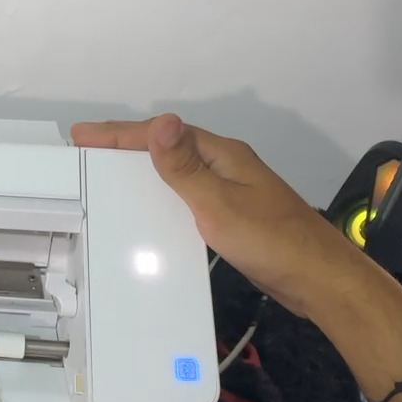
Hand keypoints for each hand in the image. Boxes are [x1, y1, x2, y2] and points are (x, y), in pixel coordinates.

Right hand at [71, 114, 387, 322]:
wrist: (319, 280)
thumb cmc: (270, 241)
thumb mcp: (218, 204)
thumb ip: (184, 167)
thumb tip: (160, 122)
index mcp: (221, 155)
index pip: (161, 135)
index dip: (118, 134)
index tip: (82, 136)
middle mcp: (224, 164)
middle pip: (166, 146)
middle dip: (124, 145)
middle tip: (86, 150)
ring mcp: (229, 188)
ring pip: (175, 169)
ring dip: (140, 166)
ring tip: (106, 173)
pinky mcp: (230, 212)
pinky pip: (184, 192)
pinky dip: (158, 191)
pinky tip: (147, 206)